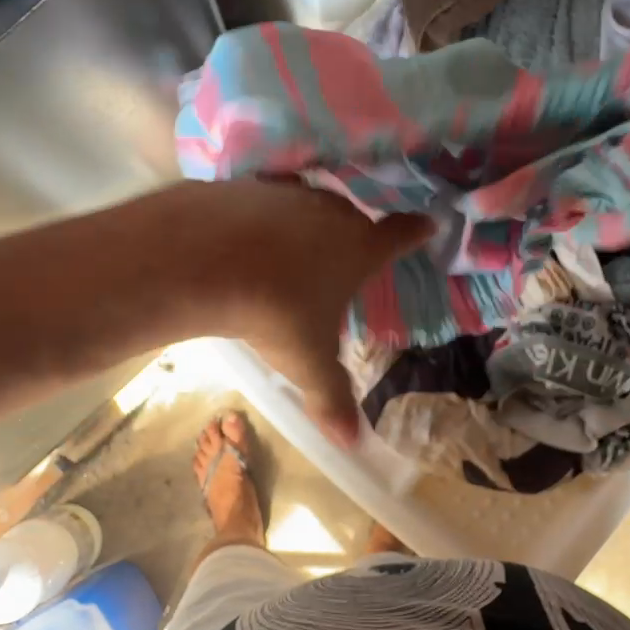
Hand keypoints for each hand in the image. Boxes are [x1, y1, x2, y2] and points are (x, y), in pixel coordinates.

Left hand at [178, 180, 431, 447]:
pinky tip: (240, 244)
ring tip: (286, 254)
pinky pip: (261, 202)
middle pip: (351, 219)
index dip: (414, 231)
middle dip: (350, 236)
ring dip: (301, 226)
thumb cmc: (275, 312)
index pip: (399, 235)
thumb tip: (352, 442)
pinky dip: (258, 220)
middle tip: (340, 259)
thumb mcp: (306, 361)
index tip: (425, 224)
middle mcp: (330, 212)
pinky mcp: (244, 186)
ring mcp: (287, 194)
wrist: (203, 261)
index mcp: (358, 248)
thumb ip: (332, 398)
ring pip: (305, 207)